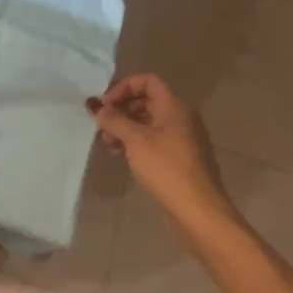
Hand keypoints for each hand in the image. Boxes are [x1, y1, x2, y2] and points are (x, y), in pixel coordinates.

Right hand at [89, 75, 239, 238]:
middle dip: (121, 109)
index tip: (106, 106)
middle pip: (147, 101)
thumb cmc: (167, 168)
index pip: (148, 81)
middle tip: (102, 125)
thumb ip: (113, 119)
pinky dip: (136, 142)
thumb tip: (94, 104)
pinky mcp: (180, 159)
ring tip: (108, 143)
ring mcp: (182, 140)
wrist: (199, 211)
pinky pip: (154, 140)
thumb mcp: (135, 140)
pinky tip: (121, 155)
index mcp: (174, 107)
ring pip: (148, 122)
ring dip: (125, 127)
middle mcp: (181, 119)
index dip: (124, 88)